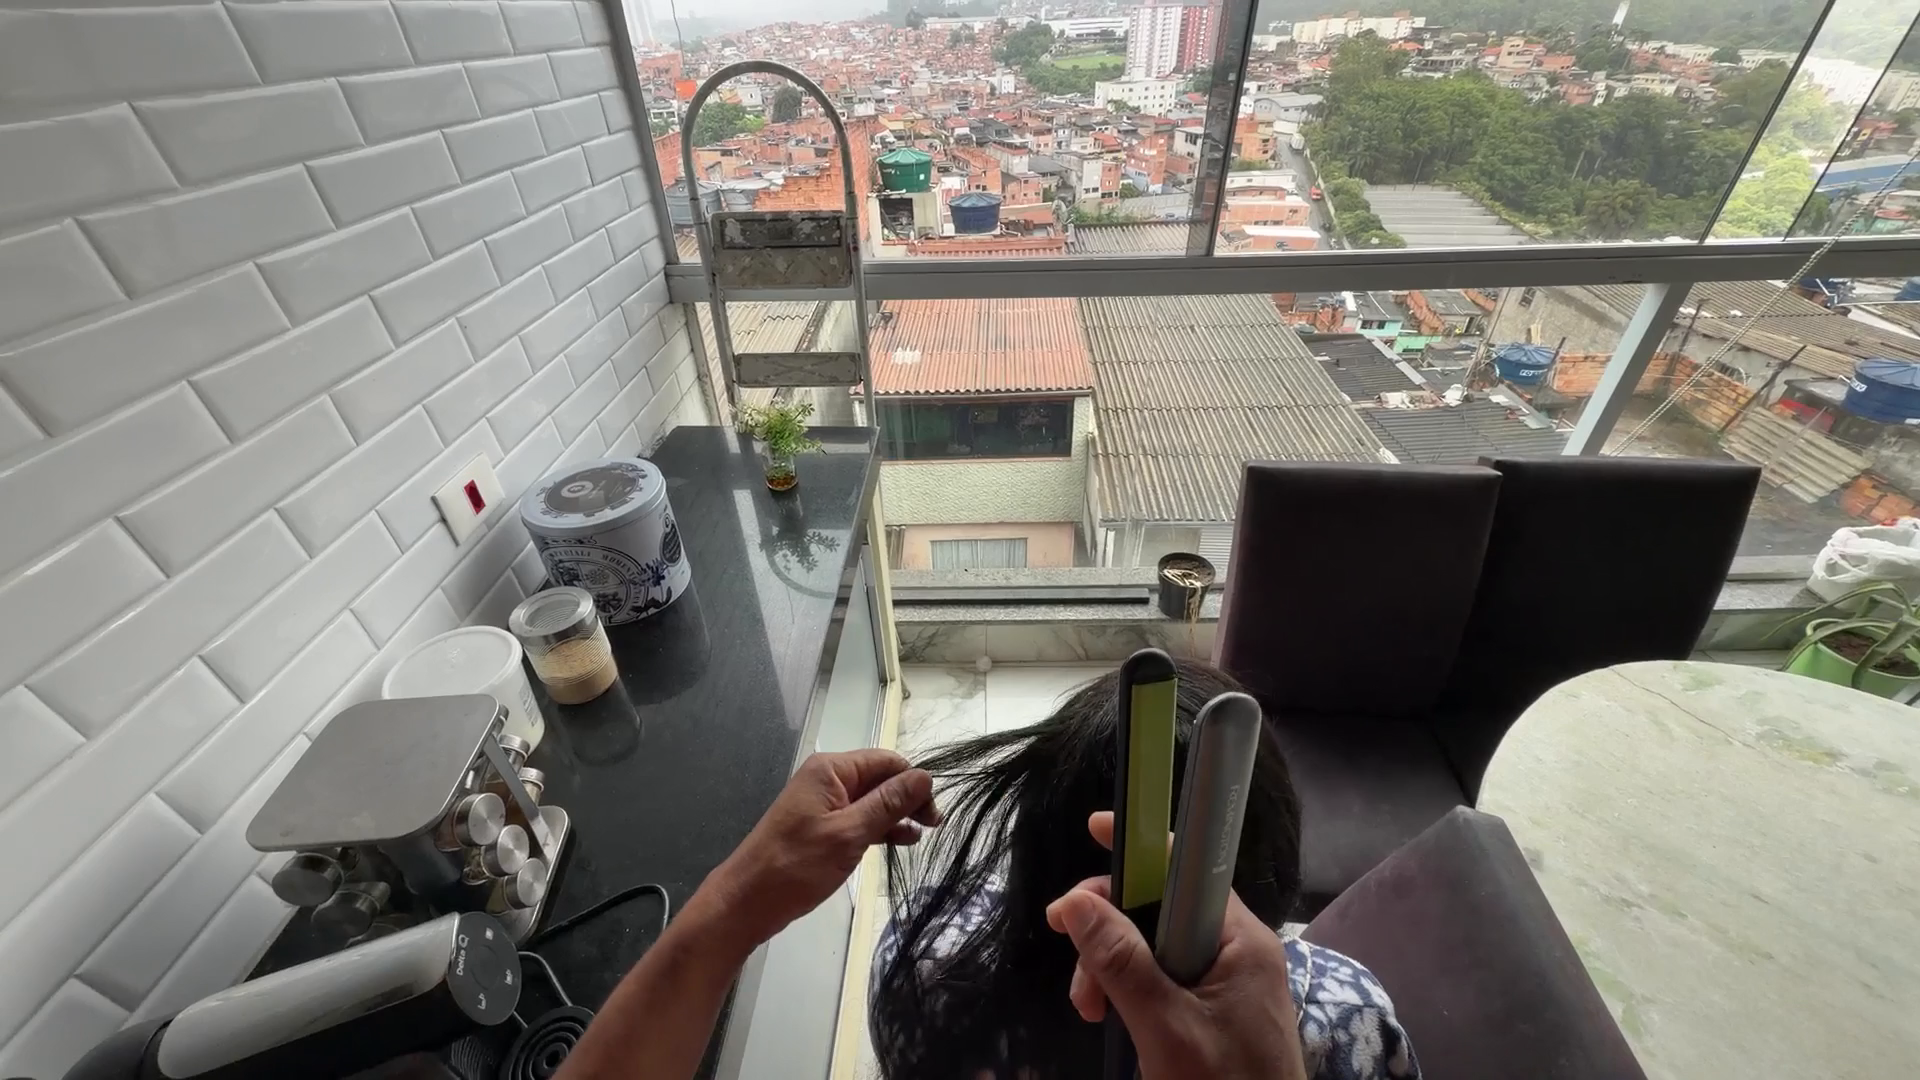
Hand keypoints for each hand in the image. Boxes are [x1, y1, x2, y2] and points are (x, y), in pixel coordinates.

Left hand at [699, 749, 940, 947]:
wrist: (746, 903)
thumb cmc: (796, 866)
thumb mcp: (848, 834)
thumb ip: (888, 804)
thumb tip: (925, 776)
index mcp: (832, 770)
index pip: (886, 761)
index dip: (913, 782)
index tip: (932, 814)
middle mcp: (829, 779)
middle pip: (880, 778)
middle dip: (908, 798)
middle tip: (933, 826)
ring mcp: (824, 803)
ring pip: (872, 800)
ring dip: (897, 814)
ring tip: (922, 836)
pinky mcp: (823, 827)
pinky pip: (859, 818)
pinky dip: (880, 827)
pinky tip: (900, 840)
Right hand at [1044, 811, 1306, 1079]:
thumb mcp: (1167, 1029)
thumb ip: (1121, 963)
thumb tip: (1073, 900)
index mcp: (1239, 939)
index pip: (1188, 865)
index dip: (1142, 842)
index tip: (1094, 828)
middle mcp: (1233, 946)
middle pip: (1159, 902)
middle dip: (1108, 922)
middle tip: (1065, 942)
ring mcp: (1223, 976)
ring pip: (1151, 940)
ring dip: (1110, 963)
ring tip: (1088, 1007)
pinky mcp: (1210, 1004)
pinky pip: (1158, 972)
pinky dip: (1125, 986)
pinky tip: (1105, 1014)